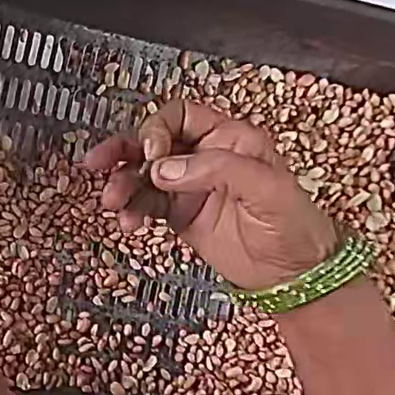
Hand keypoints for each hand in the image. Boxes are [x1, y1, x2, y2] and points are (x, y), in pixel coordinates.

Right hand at [84, 101, 338, 291]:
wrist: (292, 276)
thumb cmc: (295, 227)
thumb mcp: (268, 189)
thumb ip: (218, 169)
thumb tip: (164, 169)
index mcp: (230, 139)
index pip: (180, 117)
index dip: (158, 130)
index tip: (152, 154)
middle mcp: (204, 158)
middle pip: (152, 143)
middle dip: (123, 151)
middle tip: (99, 162)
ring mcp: (188, 187)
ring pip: (142, 175)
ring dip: (122, 185)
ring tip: (113, 202)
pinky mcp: (177, 214)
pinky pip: (144, 204)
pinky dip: (131, 211)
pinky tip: (129, 222)